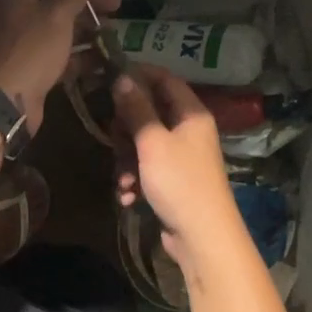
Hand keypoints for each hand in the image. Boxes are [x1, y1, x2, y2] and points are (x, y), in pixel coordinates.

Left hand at [0, 0, 119, 135]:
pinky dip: (81, 56)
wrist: (3, 103)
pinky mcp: (33, 70)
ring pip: (61, 28)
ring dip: (88, 27)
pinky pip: (60, 57)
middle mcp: (19, 14)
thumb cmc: (30, 50)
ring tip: (114, 30)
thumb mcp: (55, 15)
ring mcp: (26, 44)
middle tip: (117, 1)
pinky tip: (104, 59)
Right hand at [111, 65, 242, 266]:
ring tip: (123, 181)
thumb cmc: (179, 183)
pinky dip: (134, 182)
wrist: (201, 235)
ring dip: (125, 162)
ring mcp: (180, 158)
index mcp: (191, 114)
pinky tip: (128, 197)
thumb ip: (136, 109)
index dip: (138, 76)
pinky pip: (146, 171)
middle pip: (148, 114)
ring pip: (142, 146)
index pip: (164, 80)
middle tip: (116, 144)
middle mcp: (188, 132)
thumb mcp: (153, 142)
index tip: (109, 81)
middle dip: (125, 131)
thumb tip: (122, 77)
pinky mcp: (172, 182)